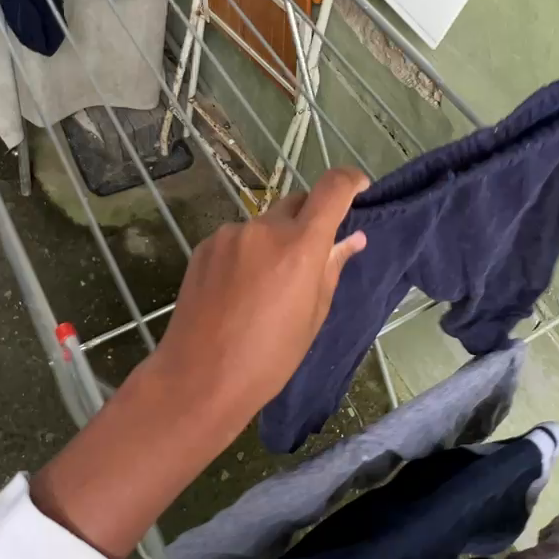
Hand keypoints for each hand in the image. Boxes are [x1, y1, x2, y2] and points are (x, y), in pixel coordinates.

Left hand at [30, 168, 369, 558]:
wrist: (199, 377)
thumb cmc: (269, 358)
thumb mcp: (313, 315)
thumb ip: (331, 267)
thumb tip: (351, 238)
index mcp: (300, 245)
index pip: (332, 189)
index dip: (350, 181)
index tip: (358, 188)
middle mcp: (264, 228)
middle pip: (296, 203)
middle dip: (309, 220)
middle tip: (310, 258)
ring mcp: (229, 234)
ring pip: (264, 224)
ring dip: (275, 241)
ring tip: (267, 287)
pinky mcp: (204, 245)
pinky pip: (237, 238)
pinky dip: (247, 252)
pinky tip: (238, 290)